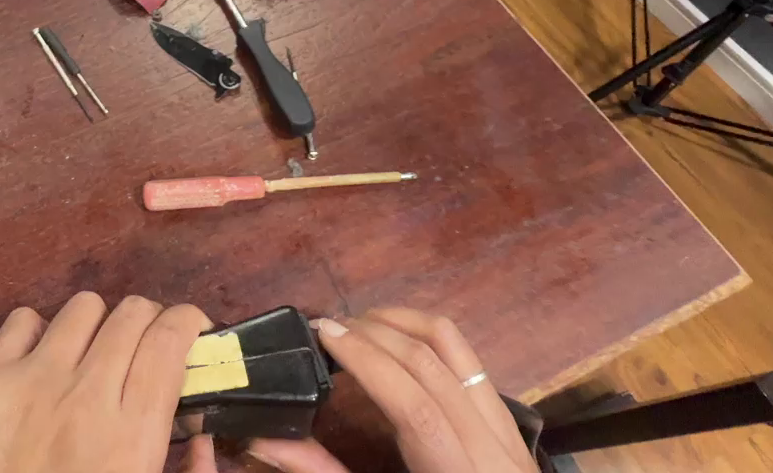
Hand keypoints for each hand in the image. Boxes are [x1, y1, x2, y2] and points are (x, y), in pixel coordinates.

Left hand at [0, 291, 214, 472]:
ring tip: (96, 352)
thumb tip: (204, 436)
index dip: (190, 321)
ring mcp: (35, 381)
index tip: (195, 331)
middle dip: (151, 320)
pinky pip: (23, 320)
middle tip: (148, 346)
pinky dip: (40, 330)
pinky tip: (46, 359)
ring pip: (84, 306)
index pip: (169, 339)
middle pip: (132, 313)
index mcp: (132, 435)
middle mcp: (87, 394)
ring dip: (100, 323)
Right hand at [246, 309, 534, 472]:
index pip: (415, 405)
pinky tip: (396, 340)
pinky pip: (467, 357)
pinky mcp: (509, 422)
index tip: (323, 333)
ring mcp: (508, 432)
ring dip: (400, 322)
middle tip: (328, 327)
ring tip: (358, 325)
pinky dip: (426, 335)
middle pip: (431, 365)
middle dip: (373, 333)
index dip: (366, 361)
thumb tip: (263, 438)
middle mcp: (493, 451)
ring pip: (453, 346)